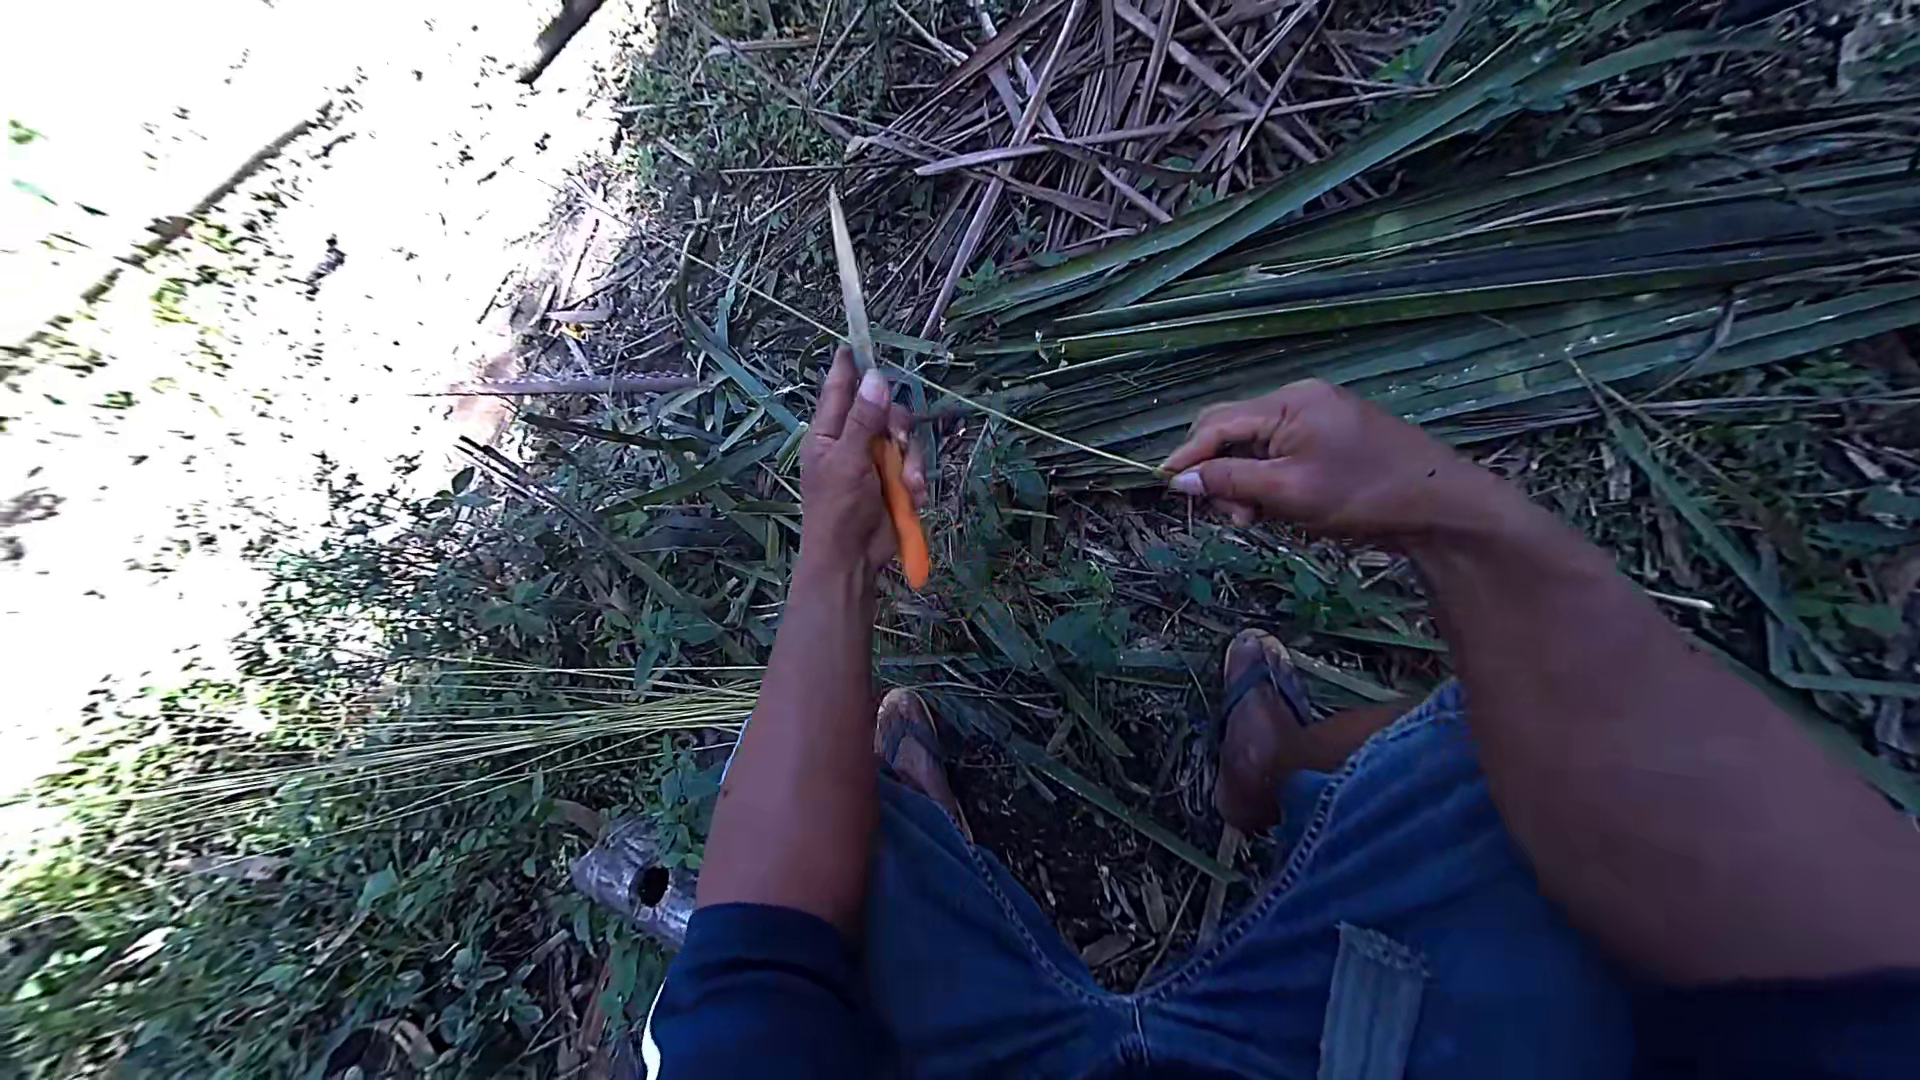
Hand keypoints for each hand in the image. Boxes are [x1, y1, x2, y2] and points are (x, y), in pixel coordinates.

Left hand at [799, 346, 926, 575]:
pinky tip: (911, 497)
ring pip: (906, 439)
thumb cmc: (837, 510)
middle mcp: (854, 440)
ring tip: (908, 486)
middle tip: (899, 443)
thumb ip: (862, 420)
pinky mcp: (896, 481)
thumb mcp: (847, 461)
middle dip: (898, 427)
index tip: (863, 339)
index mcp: (829, 432)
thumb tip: (875, 377)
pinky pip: (915, 465)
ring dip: (912, 462)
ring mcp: (876, 461)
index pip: (840, 387)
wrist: (852, 559)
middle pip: (885, 410)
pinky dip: (917, 481)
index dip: (852, 365)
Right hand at [1160, 379, 1516, 541]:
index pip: (1218, 423)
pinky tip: (1279, 507)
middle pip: (1232, 432)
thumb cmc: (1364, 495)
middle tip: (1235, 515)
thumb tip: (1177, 479)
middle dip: (1220, 473)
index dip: (1187, 454)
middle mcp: (1298, 399)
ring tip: (1260, 517)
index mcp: (1290, 401)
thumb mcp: (1287, 492)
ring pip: (1253, 448)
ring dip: (1245, 484)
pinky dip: (1267, 483)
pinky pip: (1278, 455)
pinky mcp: (1327, 438)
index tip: (1164, 483)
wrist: (1445, 509)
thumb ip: (1228, 481)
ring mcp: (1315, 417)